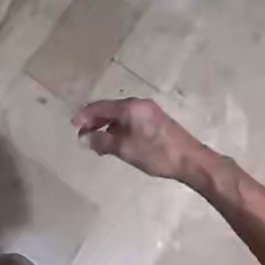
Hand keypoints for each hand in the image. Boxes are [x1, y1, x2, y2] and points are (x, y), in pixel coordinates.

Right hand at [72, 97, 219, 185]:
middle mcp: (139, 104)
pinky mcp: (156, 121)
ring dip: (107, 127)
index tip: (74, 127)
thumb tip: (84, 138)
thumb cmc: (156, 153)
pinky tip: (117, 142)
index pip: (100, 107)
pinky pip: (131, 120)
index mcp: (130, 106)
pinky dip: (119, 128)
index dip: (84, 116)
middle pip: (110, 109)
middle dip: (94, 121)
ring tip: (98, 142)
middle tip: (83, 136)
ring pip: (121, 115)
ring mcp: (149, 111)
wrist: (191, 160)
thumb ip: (102, 141)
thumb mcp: (124, 149)